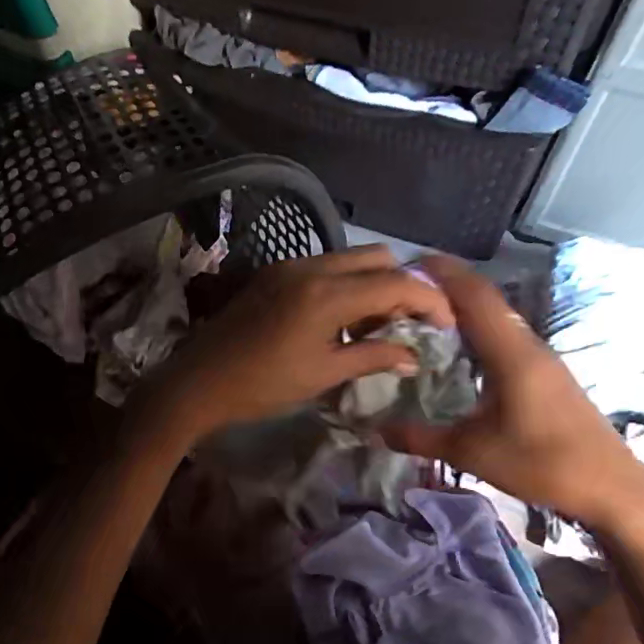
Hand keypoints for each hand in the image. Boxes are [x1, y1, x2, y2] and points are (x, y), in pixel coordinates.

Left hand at [135, 246, 453, 442]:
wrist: (198, 382)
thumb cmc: (263, 386)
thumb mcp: (324, 375)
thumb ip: (373, 358)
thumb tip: (413, 357)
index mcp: (327, 294)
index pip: (396, 282)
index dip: (429, 301)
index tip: (445, 324)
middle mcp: (312, 267)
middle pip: (378, 257)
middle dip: (404, 285)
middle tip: (408, 324)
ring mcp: (291, 266)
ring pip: (352, 259)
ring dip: (375, 285)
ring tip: (378, 326)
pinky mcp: (276, 274)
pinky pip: (326, 267)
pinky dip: (348, 286)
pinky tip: (344, 321)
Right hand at [382, 256, 643, 532]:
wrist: (608, 486)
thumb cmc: (541, 464)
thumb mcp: (472, 452)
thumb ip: (422, 438)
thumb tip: (377, 431)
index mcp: (511, 353)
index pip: (474, 295)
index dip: (442, 273)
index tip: (407, 265)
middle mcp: (529, 346)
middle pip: (486, 302)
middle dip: (447, 291)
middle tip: (405, 297)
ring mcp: (544, 360)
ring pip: (499, 322)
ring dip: (465, 313)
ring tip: (426, 321)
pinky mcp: (550, 377)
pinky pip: (508, 341)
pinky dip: (481, 336)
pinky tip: (463, 357)